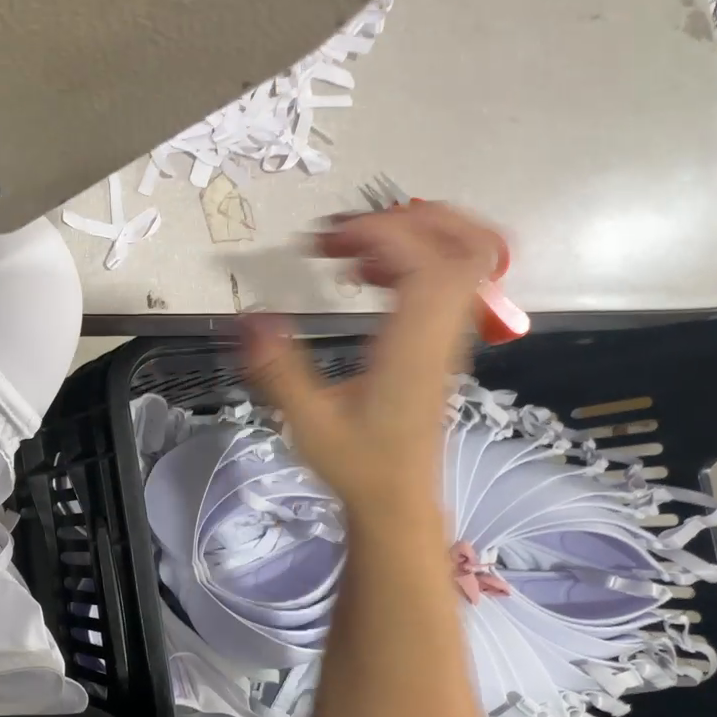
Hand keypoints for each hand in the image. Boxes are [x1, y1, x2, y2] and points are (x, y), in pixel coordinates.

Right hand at [240, 202, 507, 512]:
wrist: (397, 497)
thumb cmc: (355, 463)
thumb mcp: (307, 420)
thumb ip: (279, 369)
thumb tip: (249, 319)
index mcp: (414, 347)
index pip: (425, 265)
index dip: (380, 236)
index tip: (322, 241)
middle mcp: (443, 332)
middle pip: (466, 244)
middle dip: (408, 219)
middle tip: (344, 230)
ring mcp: (448, 334)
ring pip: (465, 256)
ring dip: (413, 233)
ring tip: (349, 246)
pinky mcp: (440, 340)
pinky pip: (448, 278)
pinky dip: (413, 257)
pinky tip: (364, 274)